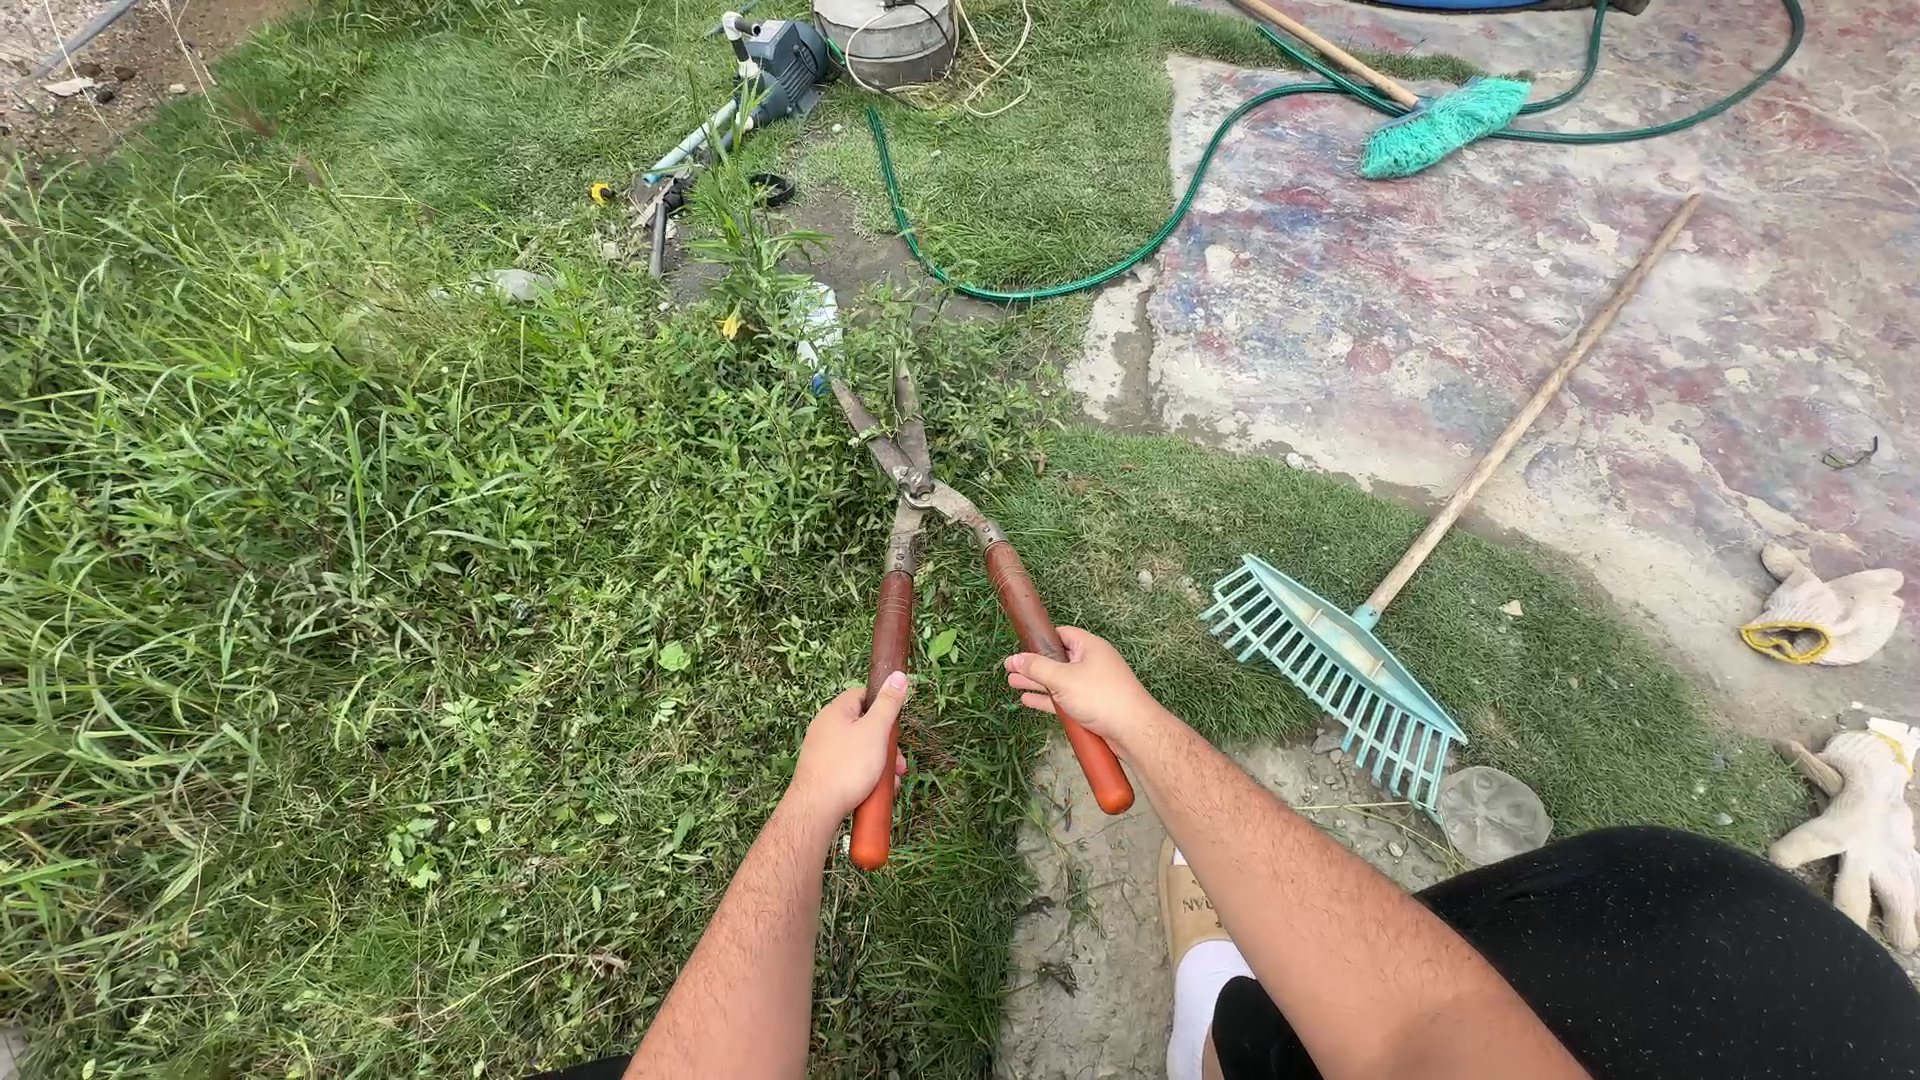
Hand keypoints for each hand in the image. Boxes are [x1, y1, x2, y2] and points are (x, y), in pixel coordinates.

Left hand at [786, 672, 909, 825]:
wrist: (817, 809)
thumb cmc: (848, 766)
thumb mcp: (875, 730)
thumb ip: (888, 703)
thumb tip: (897, 676)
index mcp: (836, 711)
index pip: (862, 695)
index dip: (883, 705)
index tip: (896, 724)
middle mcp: (826, 728)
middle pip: (865, 727)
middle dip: (887, 745)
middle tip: (899, 763)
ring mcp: (823, 752)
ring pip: (861, 751)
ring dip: (880, 765)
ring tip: (891, 783)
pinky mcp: (823, 774)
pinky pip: (851, 769)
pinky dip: (866, 778)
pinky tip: (876, 793)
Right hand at [1004, 627, 1174, 756]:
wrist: (1133, 731)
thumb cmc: (1100, 697)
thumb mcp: (1062, 679)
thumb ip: (1036, 668)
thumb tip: (1014, 658)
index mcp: (1089, 647)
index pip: (1061, 634)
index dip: (1041, 639)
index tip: (1021, 645)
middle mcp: (1092, 662)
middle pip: (1057, 659)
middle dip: (1033, 664)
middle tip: (1010, 668)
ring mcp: (1092, 685)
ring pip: (1058, 680)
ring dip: (1037, 682)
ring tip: (1012, 683)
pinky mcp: (1092, 705)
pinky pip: (1065, 699)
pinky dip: (1048, 699)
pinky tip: (1029, 700)